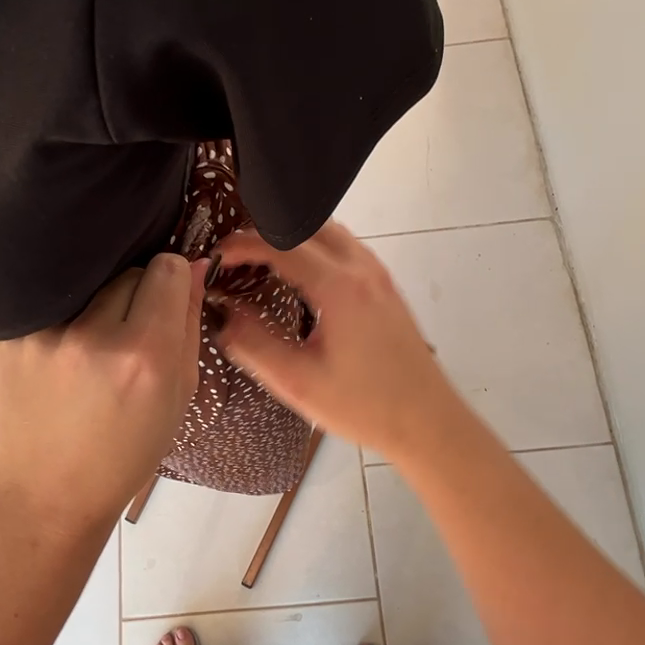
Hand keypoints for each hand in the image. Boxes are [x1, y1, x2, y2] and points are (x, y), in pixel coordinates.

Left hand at [0, 253, 208, 530]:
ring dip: (102, 304)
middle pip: (131, 272)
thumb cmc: (126, 453)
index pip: (168, 270)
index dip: (175, 281)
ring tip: (96, 345)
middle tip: (132, 335)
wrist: (49, 494)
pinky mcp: (13, 338)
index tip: (168, 301)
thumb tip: (195, 267)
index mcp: (146, 357)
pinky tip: (66, 354)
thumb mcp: (179, 396)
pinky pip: (56, 302)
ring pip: (93, 281)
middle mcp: (94, 338)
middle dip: (139, 295)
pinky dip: (67, 317)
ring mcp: (46, 336)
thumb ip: (189, 326)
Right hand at [212, 222, 464, 456]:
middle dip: (264, 231)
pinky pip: (344, 247)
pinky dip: (314, 247)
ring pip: (328, 230)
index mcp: (339, 287)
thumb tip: (223, 316)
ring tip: (260, 260)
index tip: (217, 258)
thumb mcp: (299, 383)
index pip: (279, 243)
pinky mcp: (385, 286)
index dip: (240, 244)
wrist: (428, 422)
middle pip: (304, 223)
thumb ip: (254, 344)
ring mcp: (378, 274)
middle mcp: (362, 269)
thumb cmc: (366, 406)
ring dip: (291, 236)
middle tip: (234, 254)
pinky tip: (298, 275)